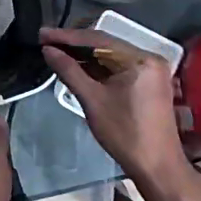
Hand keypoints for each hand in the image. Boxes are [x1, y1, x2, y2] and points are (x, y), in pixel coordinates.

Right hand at [40, 27, 191, 186]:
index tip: (42, 34)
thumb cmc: (125, 134)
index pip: (99, 40)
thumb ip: (70, 71)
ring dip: (85, 55)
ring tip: (56, 51)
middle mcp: (149, 58)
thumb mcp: (93, 100)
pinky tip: (77, 66)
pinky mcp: (148, 82)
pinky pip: (118, 67)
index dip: (67, 37)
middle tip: (46, 40)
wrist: (157, 166)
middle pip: (106, 44)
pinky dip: (98, 67)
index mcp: (140, 59)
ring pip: (111, 56)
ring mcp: (150, 70)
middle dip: (75, 44)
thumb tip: (48, 50)